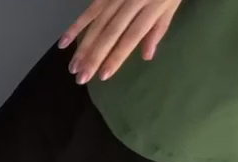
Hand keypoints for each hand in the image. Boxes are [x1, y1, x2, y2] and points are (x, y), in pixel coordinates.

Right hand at [59, 0, 181, 83]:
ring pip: (98, 24)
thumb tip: (147, 55)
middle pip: (112, 32)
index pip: (133, 34)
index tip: (104, 75)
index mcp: (155, 3)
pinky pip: (89, 11)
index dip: (118, 55)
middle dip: (95, 56)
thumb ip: (160, 27)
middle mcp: (135, 0)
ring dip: (83, 47)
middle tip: (81, 78)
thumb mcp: (174, 2)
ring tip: (73, 68)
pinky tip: (63, 42)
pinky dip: (75, 26)